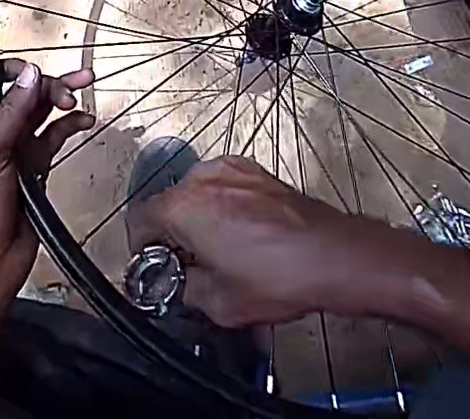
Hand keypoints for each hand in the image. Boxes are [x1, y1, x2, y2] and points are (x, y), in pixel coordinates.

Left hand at [0, 60, 94, 306]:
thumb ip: (11, 113)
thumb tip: (28, 76)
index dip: (11, 69)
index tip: (34, 69)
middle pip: (24, 94)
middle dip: (48, 85)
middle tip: (69, 90)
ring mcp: (18, 150)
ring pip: (43, 113)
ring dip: (64, 99)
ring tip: (84, 87)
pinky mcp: (36, 167)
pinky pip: (56, 138)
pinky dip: (71, 126)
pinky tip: (84, 121)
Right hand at [139, 156, 409, 326]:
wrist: (329, 253)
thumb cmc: (280, 274)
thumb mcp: (220, 303)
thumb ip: (186, 289)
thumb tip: (180, 282)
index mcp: (184, 206)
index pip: (140, 218)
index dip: (142, 246)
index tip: (152, 262)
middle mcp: (201, 177)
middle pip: (168, 203)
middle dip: (172, 232)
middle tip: (188, 263)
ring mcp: (228, 167)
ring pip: (195, 192)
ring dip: (197, 215)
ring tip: (220, 247)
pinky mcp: (250, 168)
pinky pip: (220, 184)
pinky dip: (221, 202)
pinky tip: (241, 230)